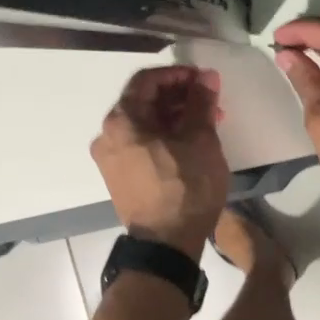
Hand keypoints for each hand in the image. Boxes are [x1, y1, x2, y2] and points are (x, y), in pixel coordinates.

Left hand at [91, 65, 229, 256]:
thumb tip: (205, 77)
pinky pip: (142, 146)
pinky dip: (165, 138)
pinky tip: (190, 145)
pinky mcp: (121, 179)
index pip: (147, 80)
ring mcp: (111, 160)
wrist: (166, 245)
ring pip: (145, 126)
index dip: (178, 74)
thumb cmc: (185, 188)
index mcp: (122, 121)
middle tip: (211, 102)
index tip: (204, 79)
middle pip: (144, 103)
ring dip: (175, 119)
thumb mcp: (200, 140)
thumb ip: (201, 102)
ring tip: (207, 125)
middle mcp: (108, 136)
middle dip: (180, 98)